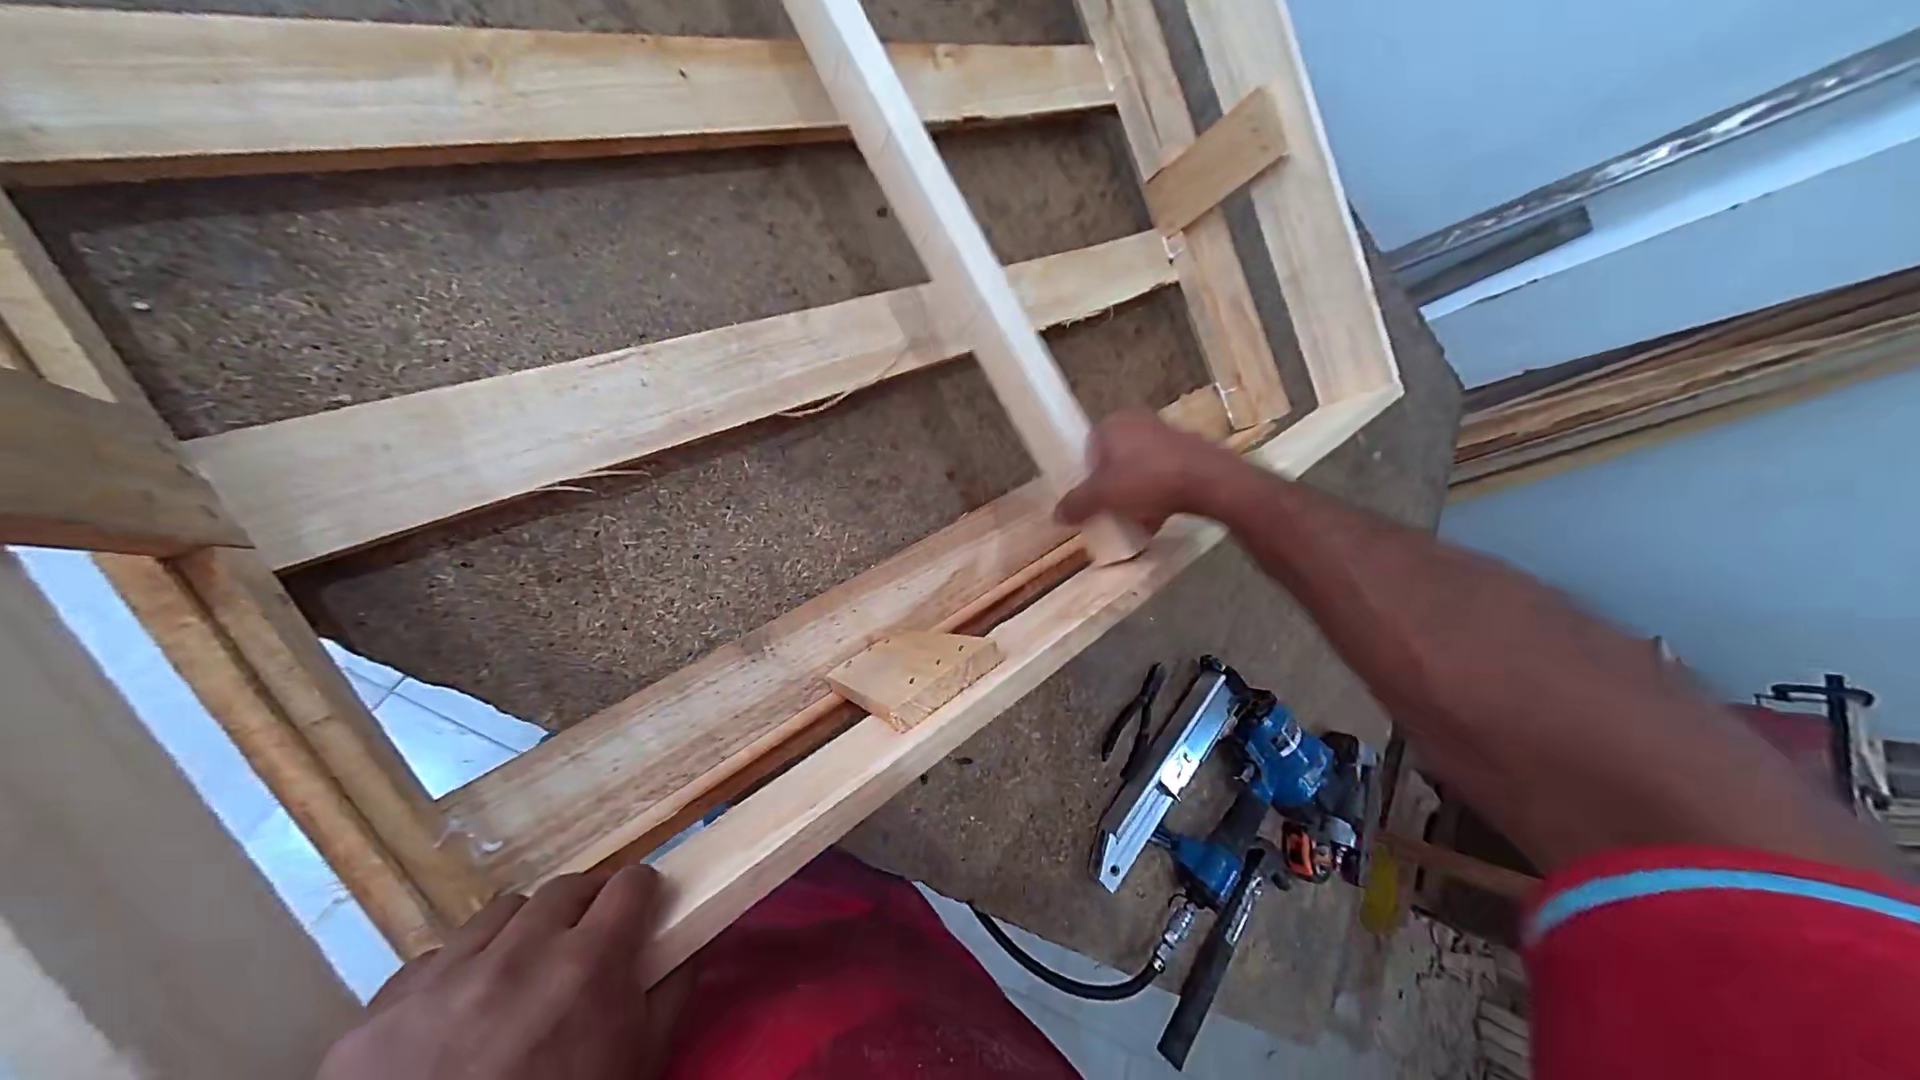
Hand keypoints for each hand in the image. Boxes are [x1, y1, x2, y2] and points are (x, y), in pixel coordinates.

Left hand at [316, 864, 683, 1079]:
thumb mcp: (637, 1065)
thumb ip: (671, 991)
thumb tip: (690, 937)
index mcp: (587, 967)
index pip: (630, 883)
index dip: (640, 893)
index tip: (640, 909)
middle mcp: (515, 957)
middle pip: (565, 890)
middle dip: (583, 909)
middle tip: (583, 943)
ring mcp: (440, 982)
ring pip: (499, 916)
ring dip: (521, 935)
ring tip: (517, 980)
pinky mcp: (377, 1015)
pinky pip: (432, 963)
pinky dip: (456, 977)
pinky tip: (457, 1019)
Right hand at [1058, 409, 1229, 530]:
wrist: (1209, 482)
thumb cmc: (1146, 480)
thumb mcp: (1101, 497)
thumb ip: (1076, 505)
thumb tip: (1057, 514)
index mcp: (1113, 422)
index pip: (1088, 447)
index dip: (1086, 475)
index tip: (1089, 498)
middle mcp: (1139, 421)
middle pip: (1114, 460)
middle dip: (1112, 487)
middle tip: (1109, 510)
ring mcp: (1168, 434)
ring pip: (1140, 469)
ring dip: (1134, 494)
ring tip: (1133, 520)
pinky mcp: (1191, 452)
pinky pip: (1164, 475)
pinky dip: (1157, 494)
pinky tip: (1156, 519)